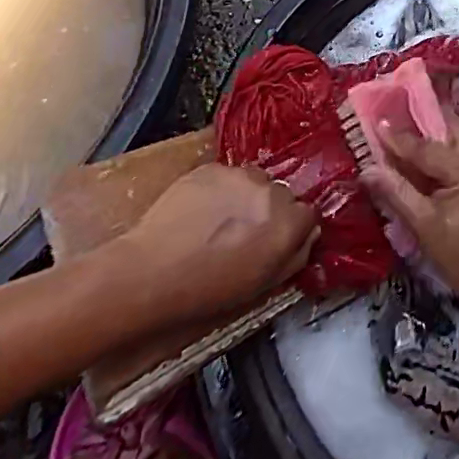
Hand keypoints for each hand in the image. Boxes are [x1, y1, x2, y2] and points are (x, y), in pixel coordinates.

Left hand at [112, 164, 316, 317]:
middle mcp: (272, 194)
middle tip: (245, 232)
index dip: (292, 227)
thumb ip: (296, 255)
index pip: (308, 213)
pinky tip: (200, 211)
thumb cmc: (208, 290)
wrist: (150, 274)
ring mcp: (241, 177)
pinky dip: (219, 190)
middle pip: (282, 195)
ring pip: (254, 182)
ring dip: (246, 196)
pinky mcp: (212, 168)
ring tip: (220, 220)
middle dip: (269, 210)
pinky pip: (226, 176)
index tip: (275, 238)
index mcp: (289, 225)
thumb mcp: (264, 284)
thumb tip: (308, 234)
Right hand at [359, 114, 458, 290]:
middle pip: (448, 129)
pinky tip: (421, 151)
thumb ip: (395, 191)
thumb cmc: (457, 253)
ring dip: (432, 133)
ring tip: (404, 127)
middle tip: (395, 112)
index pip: (426, 147)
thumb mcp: (422, 222)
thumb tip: (366, 170)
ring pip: (456, 136)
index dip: (398, 137)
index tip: (376, 122)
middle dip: (422, 120)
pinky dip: (441, 147)